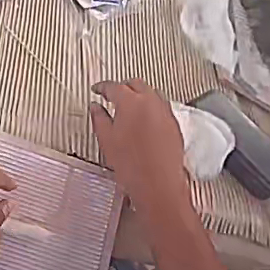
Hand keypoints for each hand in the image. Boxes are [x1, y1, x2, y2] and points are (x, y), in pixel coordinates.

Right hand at [91, 80, 190, 219]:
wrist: (158, 185)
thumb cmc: (134, 166)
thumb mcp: (106, 140)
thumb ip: (99, 118)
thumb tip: (95, 108)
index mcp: (132, 102)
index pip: (114, 86)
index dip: (102, 87)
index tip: (97, 90)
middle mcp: (152, 103)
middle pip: (136, 84)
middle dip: (122, 87)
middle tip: (111, 95)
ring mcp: (165, 113)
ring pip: (151, 94)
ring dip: (138, 96)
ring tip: (126, 109)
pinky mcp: (174, 125)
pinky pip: (160, 108)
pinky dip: (149, 109)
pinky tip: (141, 122)